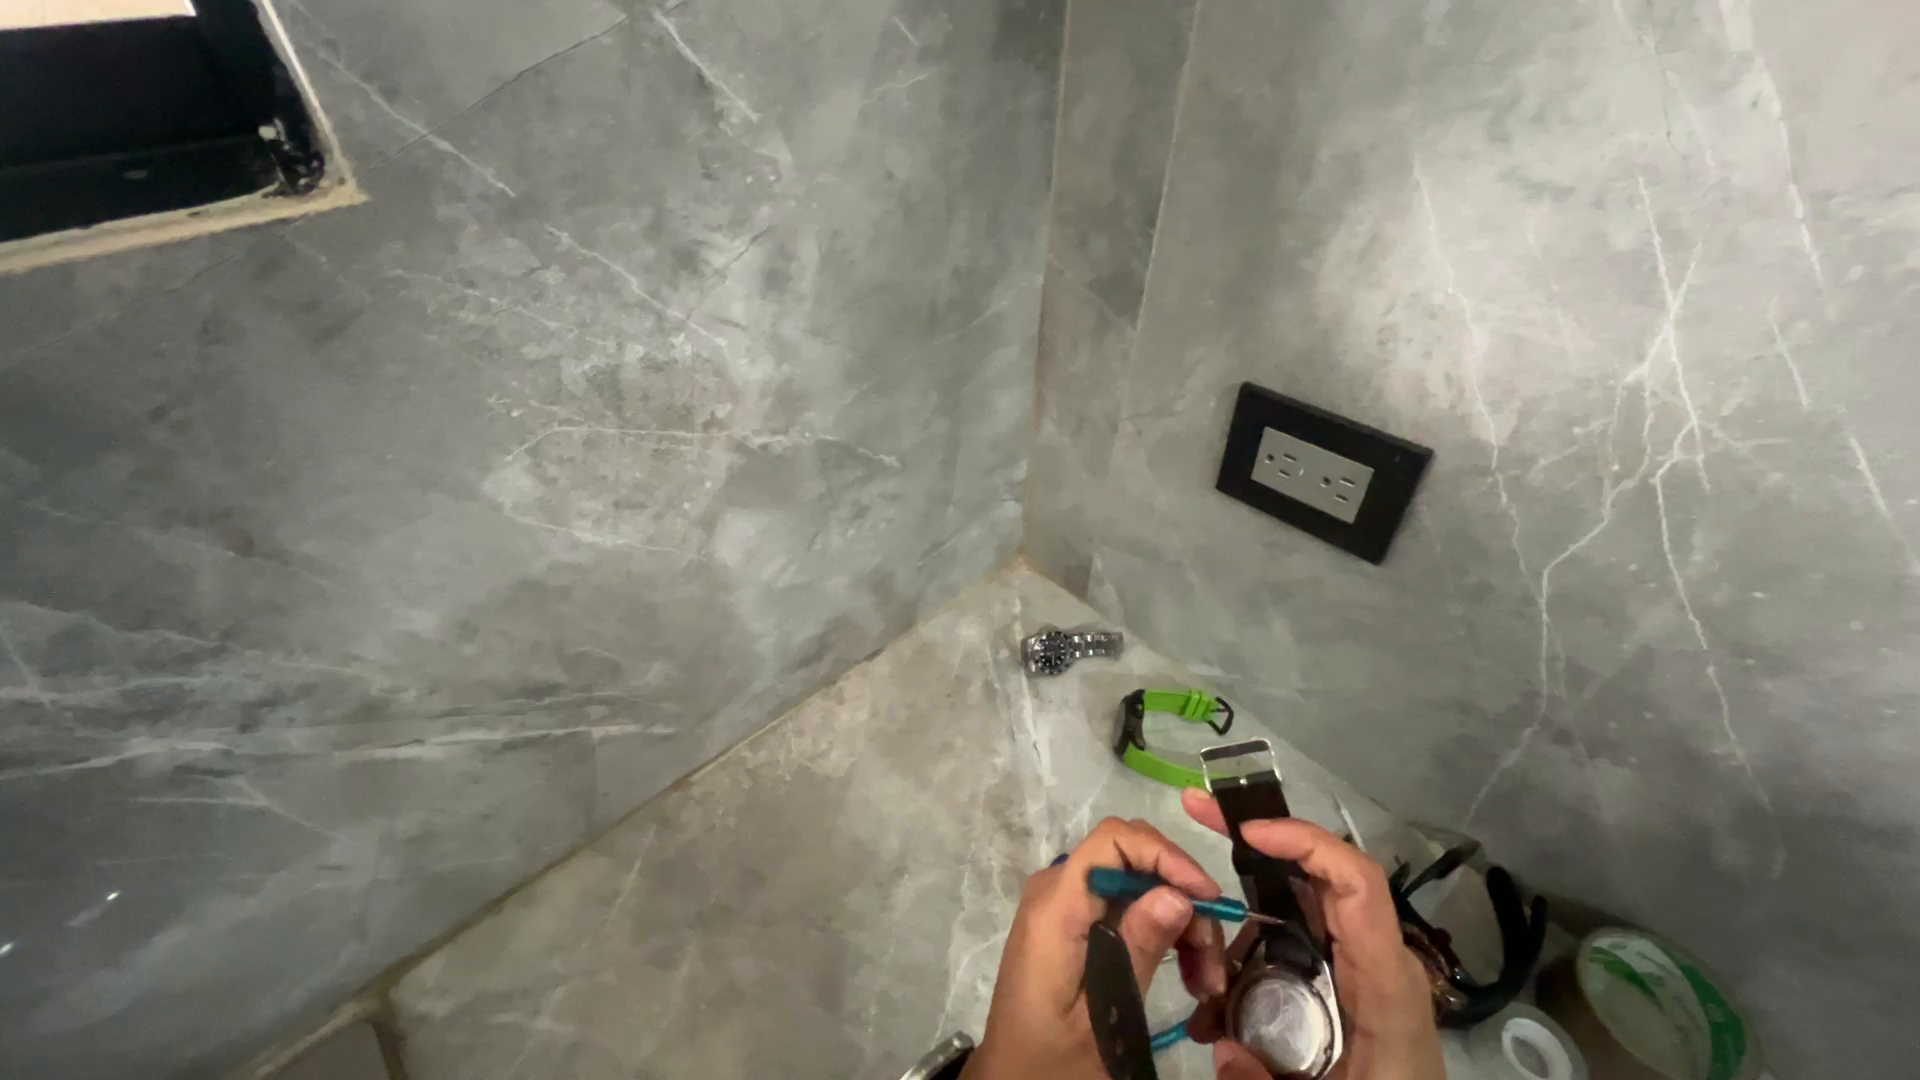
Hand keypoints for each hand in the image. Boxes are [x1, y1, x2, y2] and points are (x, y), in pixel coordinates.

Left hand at [961, 817, 1228, 1079]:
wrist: (1012, 1079)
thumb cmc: (1052, 1058)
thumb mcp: (1102, 1014)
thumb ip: (1136, 950)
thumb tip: (1178, 894)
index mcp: (1056, 905)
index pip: (1112, 839)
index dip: (1164, 854)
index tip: (1207, 896)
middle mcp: (1058, 888)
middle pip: (1132, 858)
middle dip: (1181, 894)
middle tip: (1212, 957)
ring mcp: (1065, 902)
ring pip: (1138, 882)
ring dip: (1180, 920)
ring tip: (1206, 981)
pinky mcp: (1075, 920)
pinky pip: (1126, 904)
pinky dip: (1161, 930)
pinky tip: (1186, 976)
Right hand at [1181, 789, 1444, 1079]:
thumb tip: (1218, 1043)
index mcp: (1384, 980)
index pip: (1357, 882)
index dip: (1305, 842)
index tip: (1245, 831)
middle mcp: (1371, 958)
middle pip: (1318, 873)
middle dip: (1255, 838)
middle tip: (1198, 810)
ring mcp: (1354, 966)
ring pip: (1293, 907)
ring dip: (1238, 913)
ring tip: (1194, 960)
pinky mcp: (1339, 982)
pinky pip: (1288, 941)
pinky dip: (1246, 951)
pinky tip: (1213, 999)